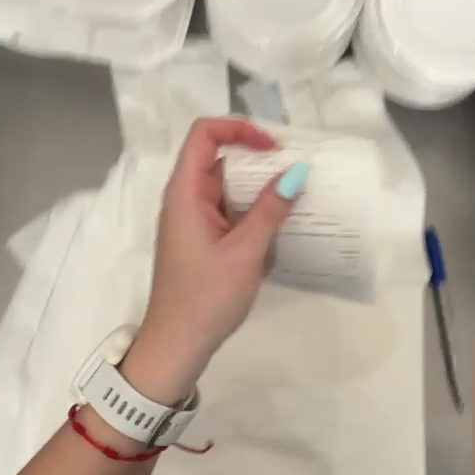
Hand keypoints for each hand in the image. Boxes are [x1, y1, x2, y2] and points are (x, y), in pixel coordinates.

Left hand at [125, 118, 303, 403]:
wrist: (177, 346)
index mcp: (185, 192)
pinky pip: (230, 209)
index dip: (238, 128)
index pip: (204, 134)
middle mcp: (186, 198)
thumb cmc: (206, 297)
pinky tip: (281, 224)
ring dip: (260, 187)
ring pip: (228, 185)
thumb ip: (270, 209)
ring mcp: (194, 218)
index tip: (273, 147)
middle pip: (219, 156)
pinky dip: (254, 209)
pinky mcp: (203, 237)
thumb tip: (296, 172)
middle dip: (258, 159)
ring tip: (296, 195)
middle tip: (296, 170)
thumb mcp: (245, 252)